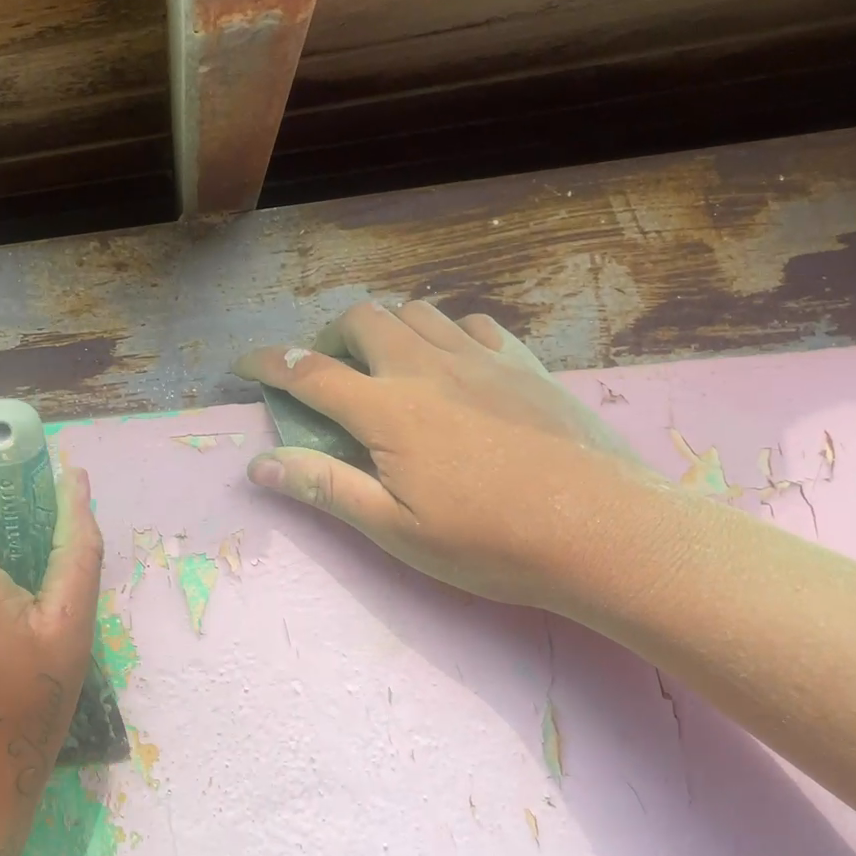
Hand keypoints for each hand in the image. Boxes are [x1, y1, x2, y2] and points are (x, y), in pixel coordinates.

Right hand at [235, 301, 660, 610]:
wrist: (611, 534)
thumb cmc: (493, 543)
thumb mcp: (395, 530)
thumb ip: (324, 488)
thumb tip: (258, 464)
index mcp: (387, 409)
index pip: (307, 371)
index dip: (267, 363)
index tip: (244, 364)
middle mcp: (426, 368)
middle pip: (361, 319)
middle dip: (330, 337)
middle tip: (330, 374)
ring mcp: (480, 360)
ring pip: (416, 311)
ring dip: (386, 329)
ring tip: (386, 366)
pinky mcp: (525, 364)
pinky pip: (472, 324)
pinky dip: (445, 334)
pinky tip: (452, 366)